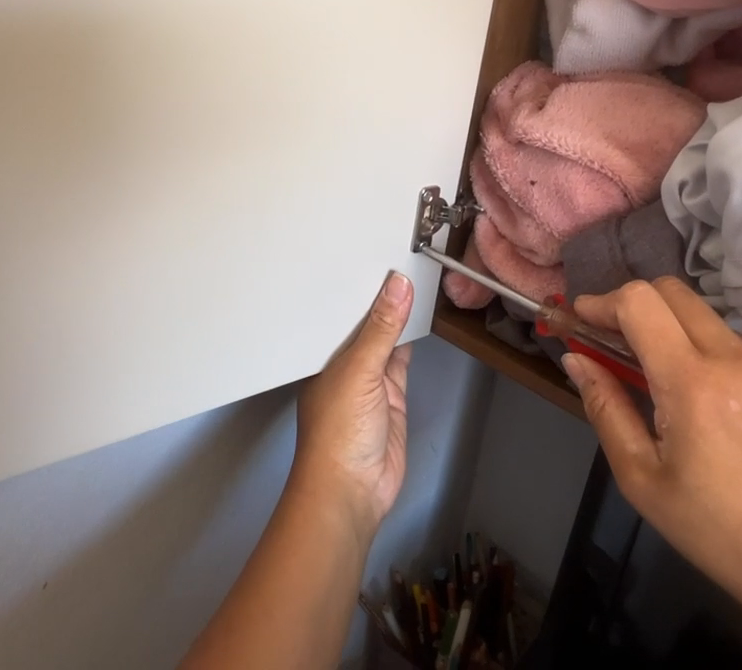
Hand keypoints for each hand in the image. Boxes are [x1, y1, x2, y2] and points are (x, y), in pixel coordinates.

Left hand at [291, 271, 413, 538]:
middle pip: (365, 323)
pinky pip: (401, 359)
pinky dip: (409, 340)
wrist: (352, 492)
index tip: (374, 248)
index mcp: (322, 354)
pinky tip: (419, 314)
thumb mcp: (360, 372)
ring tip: (413, 272)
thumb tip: (398, 282)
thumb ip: (381, 329)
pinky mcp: (392, 395)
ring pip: (386, 339)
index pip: (340, 311)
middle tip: (399, 250)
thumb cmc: (339, 431)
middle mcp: (344, 363)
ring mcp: (369, 380)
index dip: (357, 284)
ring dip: (397, 315)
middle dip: (380, 295)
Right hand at [561, 279, 741, 625]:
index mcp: (696, 385)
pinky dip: (714, 358)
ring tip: (667, 385)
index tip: (582, 319)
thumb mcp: (642, 479)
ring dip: (674, 333)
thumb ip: (605, 408)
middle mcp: (740, 359)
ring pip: (708, 320)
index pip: (640, 302)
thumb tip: (576, 358)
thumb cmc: (720, 534)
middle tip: (614, 341)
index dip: (602, 301)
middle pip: (673, 292)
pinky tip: (717, 409)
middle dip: (634, 305)